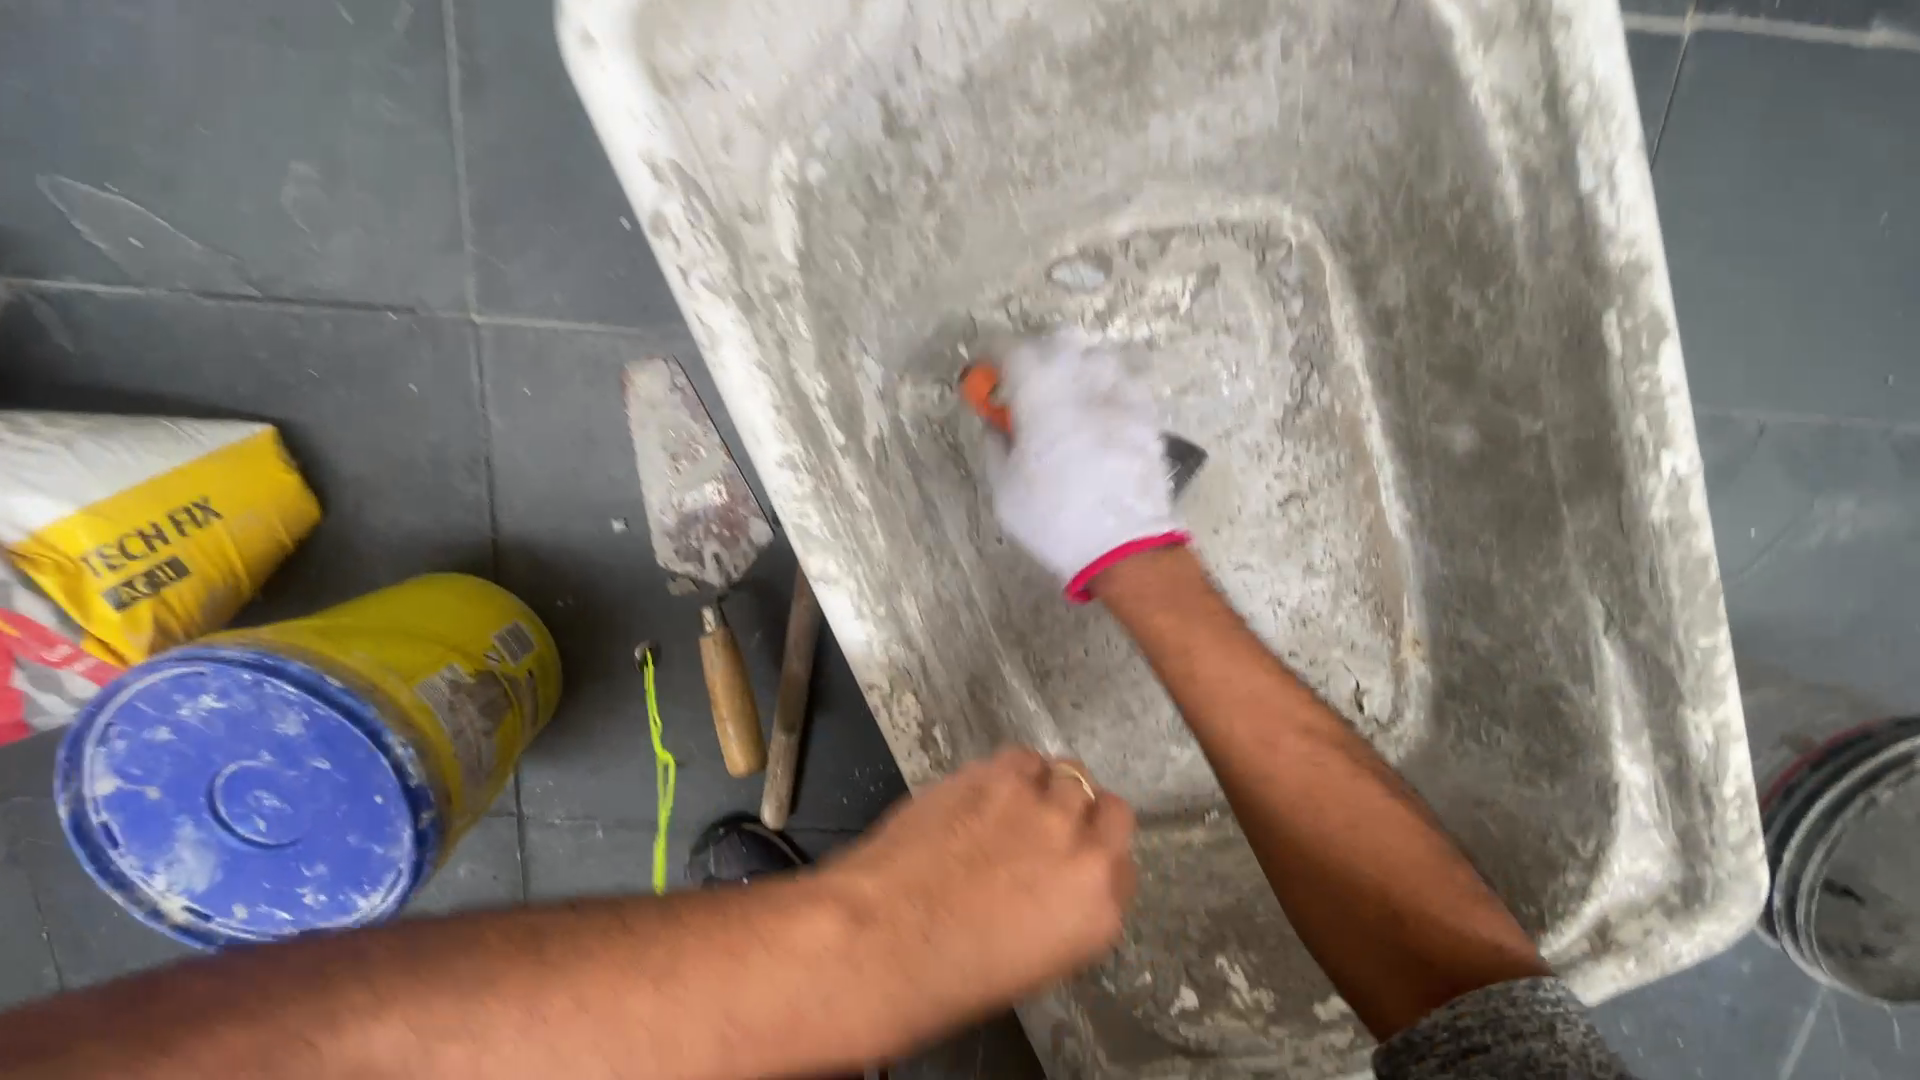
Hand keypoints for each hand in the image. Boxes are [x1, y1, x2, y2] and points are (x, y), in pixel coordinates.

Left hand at [820, 747, 1136, 1044]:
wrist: (882, 936)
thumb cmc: (950, 974)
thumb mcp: (1036, 960)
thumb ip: (1066, 909)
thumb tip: (1057, 881)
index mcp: (1098, 906)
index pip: (1123, 865)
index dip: (1096, 860)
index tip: (1074, 862)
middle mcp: (1080, 846)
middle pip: (1108, 808)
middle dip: (1085, 818)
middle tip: (1050, 831)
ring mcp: (1039, 802)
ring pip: (1070, 773)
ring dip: (1050, 789)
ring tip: (1015, 808)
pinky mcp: (996, 773)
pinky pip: (1023, 758)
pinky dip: (1013, 771)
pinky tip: (987, 793)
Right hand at [985, 332, 1187, 600]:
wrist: (1123, 544)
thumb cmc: (1052, 518)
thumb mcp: (1003, 488)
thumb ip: (995, 445)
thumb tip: (994, 424)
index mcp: (1040, 392)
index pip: (1012, 349)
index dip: (993, 355)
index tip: (985, 372)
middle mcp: (1083, 380)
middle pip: (1060, 340)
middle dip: (1038, 353)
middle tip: (1025, 383)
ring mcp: (1122, 394)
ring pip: (1098, 356)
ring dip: (1077, 366)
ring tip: (1068, 395)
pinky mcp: (1148, 414)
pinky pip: (1126, 383)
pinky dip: (1108, 389)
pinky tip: (1101, 414)